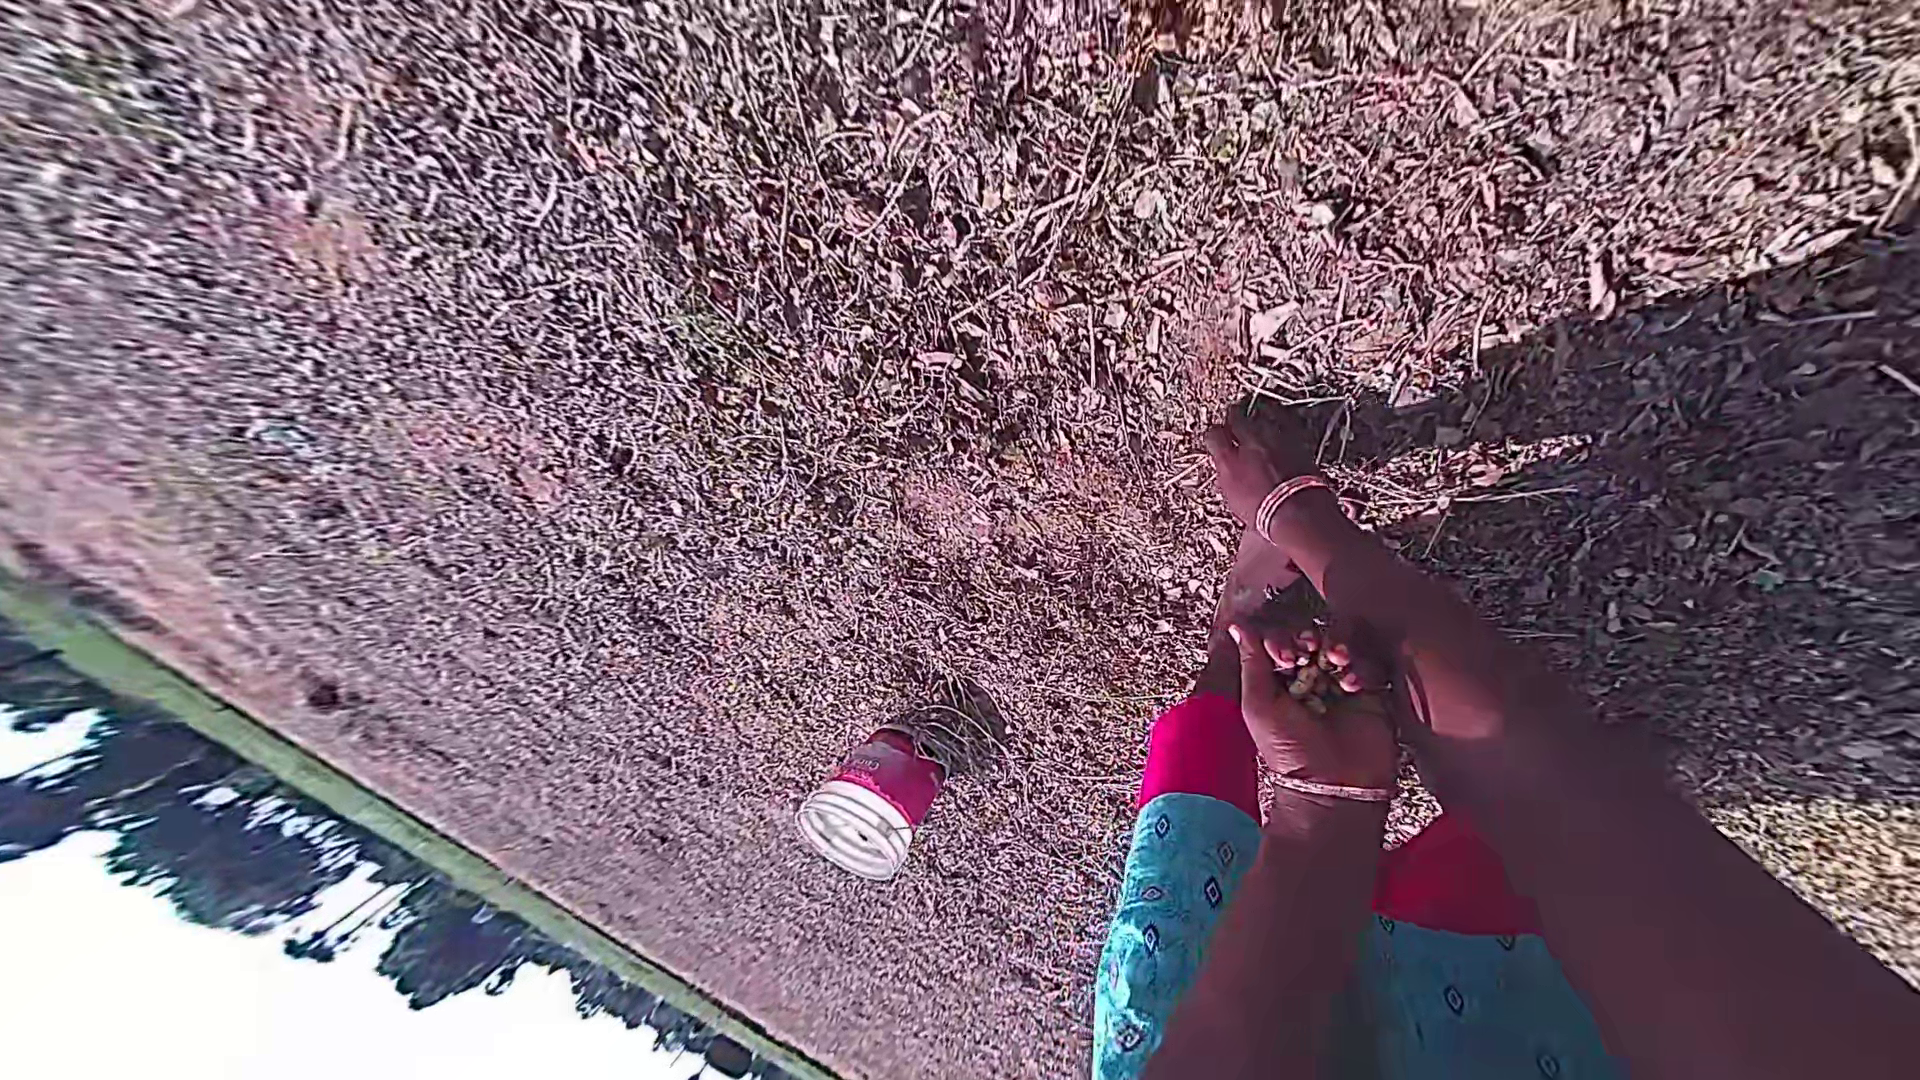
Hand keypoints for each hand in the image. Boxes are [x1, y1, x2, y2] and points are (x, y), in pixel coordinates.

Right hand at [1202, 405, 1320, 526]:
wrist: (1298, 512)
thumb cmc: (1264, 512)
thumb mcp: (1233, 499)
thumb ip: (1228, 477)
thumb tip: (1226, 473)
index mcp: (1228, 459)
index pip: (1213, 435)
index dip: (1213, 436)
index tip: (1215, 438)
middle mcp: (1249, 444)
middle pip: (1237, 417)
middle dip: (1234, 416)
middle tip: (1233, 418)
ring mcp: (1275, 440)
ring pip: (1262, 416)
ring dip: (1257, 418)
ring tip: (1256, 422)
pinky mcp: (1297, 441)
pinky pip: (1284, 425)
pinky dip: (1278, 426)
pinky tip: (1278, 433)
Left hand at [1229, 618, 1399, 791]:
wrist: (1330, 784)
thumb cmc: (1285, 747)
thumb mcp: (1258, 702)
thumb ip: (1251, 662)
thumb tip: (1236, 626)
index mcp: (1277, 679)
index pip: (1280, 641)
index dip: (1281, 640)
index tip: (1285, 656)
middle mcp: (1308, 678)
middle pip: (1310, 639)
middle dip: (1308, 639)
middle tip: (1308, 652)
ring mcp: (1339, 684)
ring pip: (1340, 646)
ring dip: (1336, 646)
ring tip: (1334, 659)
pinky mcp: (1370, 695)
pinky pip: (1369, 666)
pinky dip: (1361, 668)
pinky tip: (1351, 684)